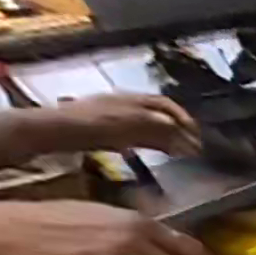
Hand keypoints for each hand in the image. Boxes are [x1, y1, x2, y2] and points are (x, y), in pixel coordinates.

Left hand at [48, 93, 200, 155]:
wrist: (58, 131)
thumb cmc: (95, 123)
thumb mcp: (132, 121)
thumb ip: (159, 124)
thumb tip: (180, 129)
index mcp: (133, 100)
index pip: (166, 104)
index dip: (184, 117)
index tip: (197, 134)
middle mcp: (127, 107)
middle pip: (162, 117)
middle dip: (181, 131)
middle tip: (196, 146)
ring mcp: (119, 120)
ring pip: (154, 129)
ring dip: (172, 140)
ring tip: (186, 153)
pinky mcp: (112, 135)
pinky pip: (142, 138)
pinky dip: (158, 146)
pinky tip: (166, 154)